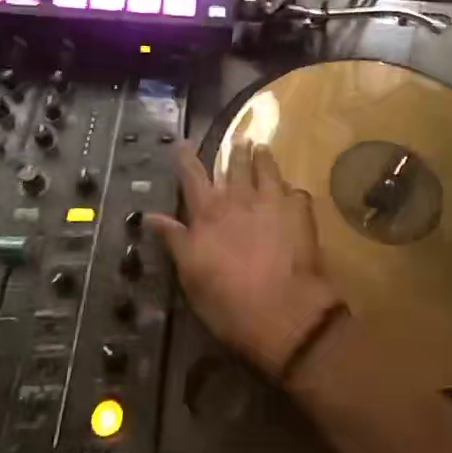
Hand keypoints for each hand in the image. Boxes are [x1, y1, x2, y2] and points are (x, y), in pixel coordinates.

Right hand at [148, 142, 341, 376]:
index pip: (192, 174)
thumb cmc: (227, 299)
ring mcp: (273, 202)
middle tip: (237, 140)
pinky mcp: (301, 214)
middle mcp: (239, 198)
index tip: (182, 143)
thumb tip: (149, 216)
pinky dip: (290, 190)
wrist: (284, 313)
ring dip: (263, 158)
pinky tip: (291, 194)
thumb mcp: (190, 273)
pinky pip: (296, 192)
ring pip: (267, 169)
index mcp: (208, 212)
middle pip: (235, 164)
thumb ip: (174, 239)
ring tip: (262, 150)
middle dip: (234, 150)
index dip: (185, 157)